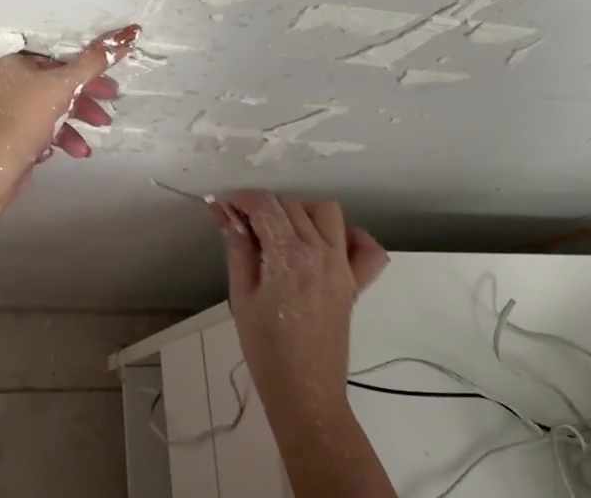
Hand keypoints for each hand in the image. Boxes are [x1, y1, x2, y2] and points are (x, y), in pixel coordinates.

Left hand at [0, 24, 137, 164]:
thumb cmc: (26, 118)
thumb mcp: (64, 86)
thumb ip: (94, 62)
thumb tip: (127, 33)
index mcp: (13, 64)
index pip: (56, 62)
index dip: (86, 74)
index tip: (109, 89)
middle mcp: (5, 84)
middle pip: (55, 88)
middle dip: (84, 103)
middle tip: (106, 116)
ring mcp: (3, 113)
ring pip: (49, 112)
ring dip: (74, 124)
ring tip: (92, 141)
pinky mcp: (7, 137)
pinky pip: (38, 131)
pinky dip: (59, 139)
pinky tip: (73, 152)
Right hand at [212, 190, 388, 406]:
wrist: (304, 392)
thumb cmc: (265, 348)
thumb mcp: (241, 295)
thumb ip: (237, 247)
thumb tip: (224, 212)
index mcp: (289, 256)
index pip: (266, 205)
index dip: (242, 199)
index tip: (226, 207)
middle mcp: (321, 252)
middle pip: (292, 205)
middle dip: (265, 207)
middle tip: (244, 228)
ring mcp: (343, 266)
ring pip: (326, 212)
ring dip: (301, 213)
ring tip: (280, 235)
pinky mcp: (356, 282)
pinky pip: (366, 247)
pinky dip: (349, 237)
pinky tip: (325, 246)